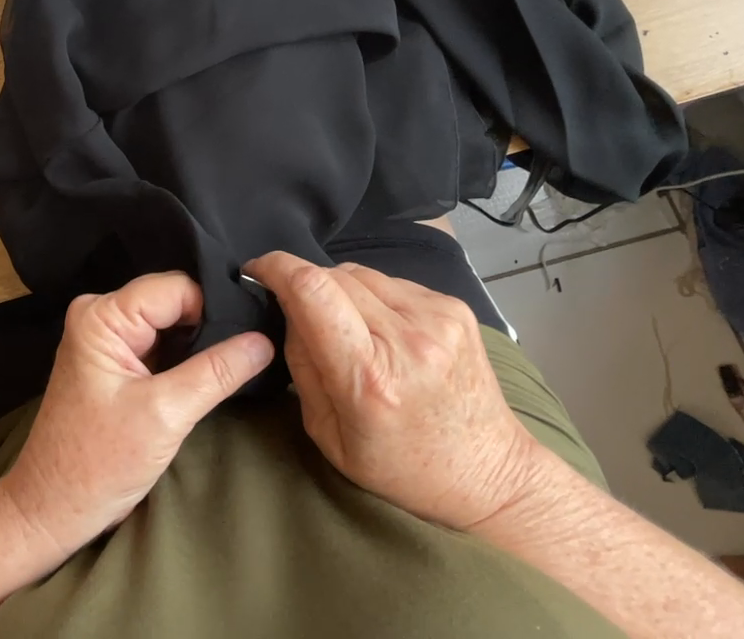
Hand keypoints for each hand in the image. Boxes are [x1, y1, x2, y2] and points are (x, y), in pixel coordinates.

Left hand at [0, 272, 274, 554]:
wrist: (55, 507)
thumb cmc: (100, 462)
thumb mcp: (166, 414)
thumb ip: (217, 371)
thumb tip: (265, 339)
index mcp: (101, 315)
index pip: (174, 287)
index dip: (214, 307)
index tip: (253, 331)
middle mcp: (99, 315)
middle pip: (172, 301)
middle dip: (209, 325)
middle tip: (252, 350)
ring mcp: (105, 338)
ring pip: (169, 323)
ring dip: (198, 344)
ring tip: (237, 364)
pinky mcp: (113, 361)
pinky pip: (159, 344)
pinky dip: (183, 359)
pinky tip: (209, 375)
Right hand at [248, 251, 552, 530]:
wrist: (489, 474)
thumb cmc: (399, 466)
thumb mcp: (326, 431)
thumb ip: (302, 364)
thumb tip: (287, 309)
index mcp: (368, 376)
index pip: (312, 290)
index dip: (275, 268)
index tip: (255, 270)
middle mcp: (407, 338)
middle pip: (331, 275)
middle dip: (304, 283)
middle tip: (300, 312)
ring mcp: (437, 318)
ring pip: (360, 273)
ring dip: (339, 289)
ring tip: (347, 326)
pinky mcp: (455, 308)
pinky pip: (390, 281)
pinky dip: (373, 296)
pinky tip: (382, 329)